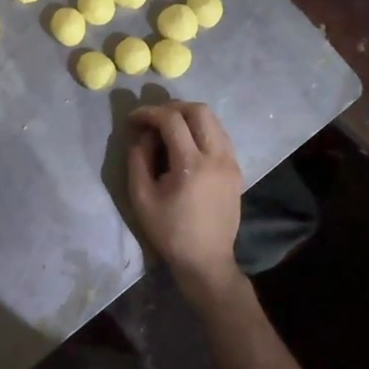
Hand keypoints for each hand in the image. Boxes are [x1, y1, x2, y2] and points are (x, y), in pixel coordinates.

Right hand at [127, 101, 244, 305]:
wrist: (206, 261)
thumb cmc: (169, 231)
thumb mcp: (141, 196)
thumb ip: (138, 157)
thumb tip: (143, 134)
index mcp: (192, 165)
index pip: (172, 120)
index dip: (149, 112)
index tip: (133, 119)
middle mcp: (217, 157)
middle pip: (199, 110)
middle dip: (172, 107)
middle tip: (153, 119)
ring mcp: (231, 163)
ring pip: (213, 120)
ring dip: (188, 117)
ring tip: (168, 129)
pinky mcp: (236, 171)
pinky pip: (219, 136)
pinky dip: (201, 130)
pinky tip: (185, 144)